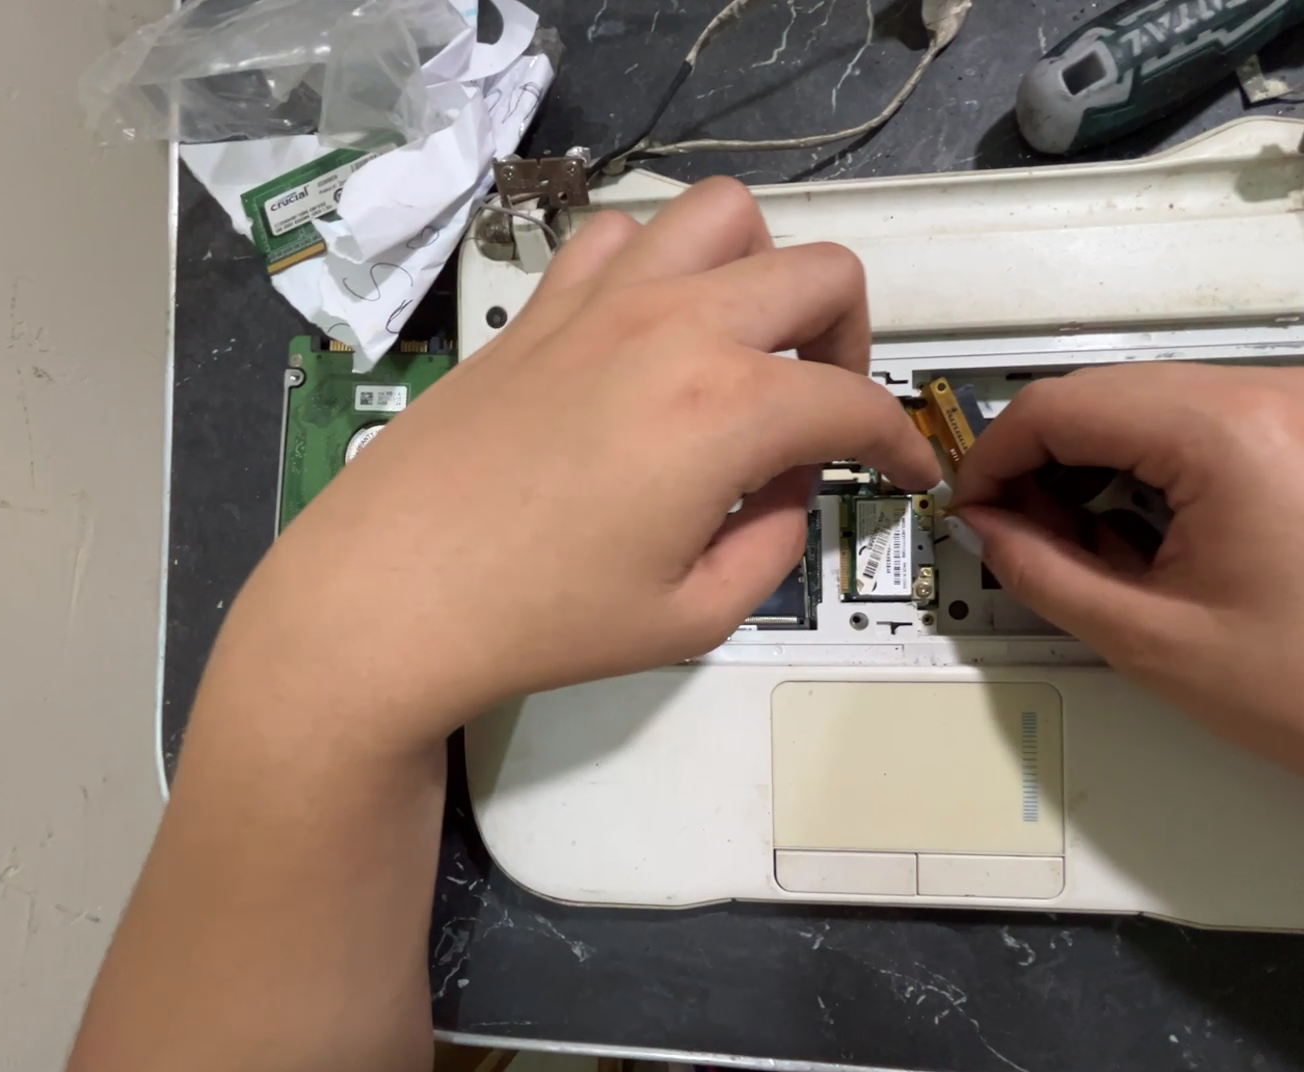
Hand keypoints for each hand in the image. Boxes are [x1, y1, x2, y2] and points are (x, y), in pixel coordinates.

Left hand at [207, 178, 939, 752]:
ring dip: (765, 275)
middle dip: (852, 340)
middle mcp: (675, 328)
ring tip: (747, 349)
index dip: (902, 442)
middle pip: (820, 273)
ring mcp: (602, 303)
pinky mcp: (541, 307)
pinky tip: (652, 332)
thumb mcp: (698, 615)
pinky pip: (622, 238)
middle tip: (827, 409)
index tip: (911, 473)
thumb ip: (775, 541)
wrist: (392, 597)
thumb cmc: (546, 621)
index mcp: (725, 410)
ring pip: (725, 217)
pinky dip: (663, 267)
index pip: (856, 403)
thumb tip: (787, 483)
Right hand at [949, 362, 1303, 777]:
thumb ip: (1037, 567)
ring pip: (1148, 406)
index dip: (992, 455)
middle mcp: (1275, 391)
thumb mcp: (1143, 636)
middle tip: (1014, 532)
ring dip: (1091, 462)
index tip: (968, 511)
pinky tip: (1144, 529)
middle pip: (1102, 394)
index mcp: (1228, 428)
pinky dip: (1147, 465)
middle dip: (1038, 459)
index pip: (1060, 404)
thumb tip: (982, 525)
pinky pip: (1202, 424)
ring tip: (1078, 539)